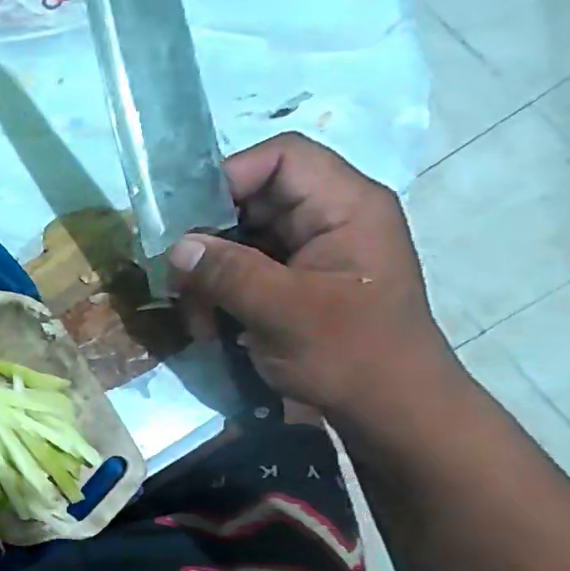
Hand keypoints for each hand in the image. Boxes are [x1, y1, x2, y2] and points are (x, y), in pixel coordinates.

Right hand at [168, 133, 460, 422]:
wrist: (393, 413)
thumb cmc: (349, 356)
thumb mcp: (282, 312)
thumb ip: (228, 273)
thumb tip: (177, 247)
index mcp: (345, 205)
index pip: (282, 158)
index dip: (229, 178)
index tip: (186, 223)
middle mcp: (332, 219)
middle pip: (258, 201)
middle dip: (213, 240)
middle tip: (180, 280)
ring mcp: (317, 254)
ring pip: (249, 241)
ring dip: (215, 275)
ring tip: (197, 317)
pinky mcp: (304, 287)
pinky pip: (255, 274)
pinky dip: (228, 295)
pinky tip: (211, 325)